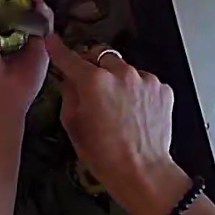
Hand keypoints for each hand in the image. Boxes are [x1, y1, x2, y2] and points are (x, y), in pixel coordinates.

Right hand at [44, 36, 192, 214]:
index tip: (52, 42)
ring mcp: (145, 79)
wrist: (143, 172)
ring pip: (125, 69)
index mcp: (94, 81)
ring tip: (118, 108)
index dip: (57, 49)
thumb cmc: (104, 155)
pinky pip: (144, 81)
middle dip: (94, 68)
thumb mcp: (73, 125)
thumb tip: (69, 79)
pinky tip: (135, 112)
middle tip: (92, 88)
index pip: (70, 57)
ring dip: (118, 80)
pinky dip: (137, 91)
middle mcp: (121, 73)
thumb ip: (69, 94)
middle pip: (101, 57)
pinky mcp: (162, 88)